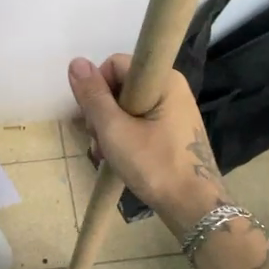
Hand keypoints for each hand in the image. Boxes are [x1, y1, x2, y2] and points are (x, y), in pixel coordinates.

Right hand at [67, 54, 226, 230]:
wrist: (192, 206)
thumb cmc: (154, 166)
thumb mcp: (114, 130)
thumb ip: (93, 96)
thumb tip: (76, 62)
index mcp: (163, 79)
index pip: (115, 65)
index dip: (98, 89)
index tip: (96, 119)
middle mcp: (170, 88)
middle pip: (119, 86)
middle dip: (101, 113)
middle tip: (99, 141)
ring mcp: (172, 109)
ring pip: (125, 106)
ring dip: (108, 129)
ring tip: (105, 155)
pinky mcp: (171, 129)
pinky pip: (138, 121)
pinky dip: (123, 137)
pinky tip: (116, 158)